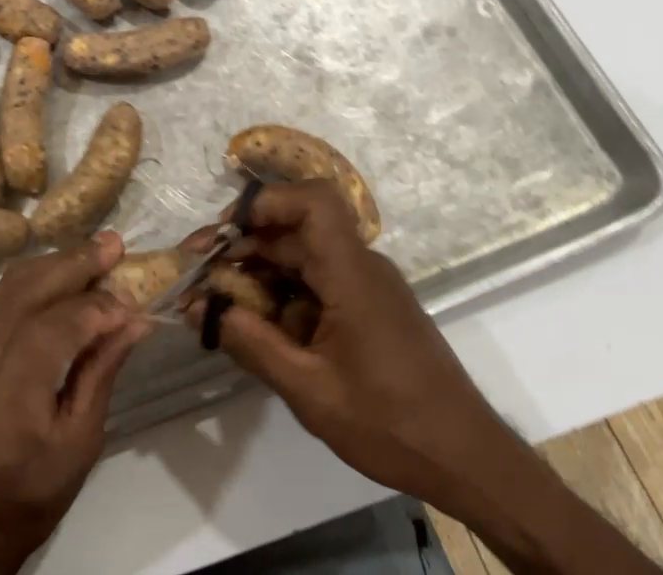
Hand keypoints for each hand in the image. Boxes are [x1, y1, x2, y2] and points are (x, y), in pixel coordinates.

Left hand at [0, 232, 150, 572]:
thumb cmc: (35, 493)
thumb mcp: (81, 442)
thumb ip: (101, 373)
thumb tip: (135, 318)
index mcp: (8, 404)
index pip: (49, 331)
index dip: (92, 308)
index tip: (129, 300)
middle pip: (23, 294)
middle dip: (72, 263)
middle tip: (114, 244)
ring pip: (7, 288)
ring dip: (53, 264)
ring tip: (95, 252)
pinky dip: (35, 281)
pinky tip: (64, 276)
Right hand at [196, 180, 522, 503]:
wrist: (466, 460)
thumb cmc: (390, 424)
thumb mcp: (308, 390)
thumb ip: (250, 343)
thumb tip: (198, 307)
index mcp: (353, 276)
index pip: (313, 202)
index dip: (264, 203)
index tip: (222, 235)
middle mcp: (362, 269)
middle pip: (295, 232)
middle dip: (241, 247)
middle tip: (195, 278)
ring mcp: (367, 289)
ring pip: (302, 259)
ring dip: (256, 274)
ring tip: (214, 306)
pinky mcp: (368, 310)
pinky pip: (316, 284)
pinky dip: (280, 296)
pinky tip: (254, 327)